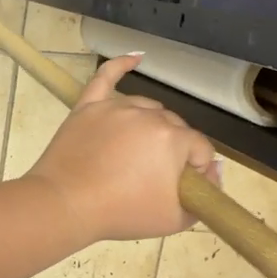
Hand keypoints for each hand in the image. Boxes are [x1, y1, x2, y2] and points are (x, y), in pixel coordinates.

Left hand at [22, 54, 219, 242]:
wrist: (64, 204)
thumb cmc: (120, 213)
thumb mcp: (174, 218)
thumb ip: (203, 196)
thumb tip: (212, 171)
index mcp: (173, 138)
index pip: (200, 148)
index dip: (197, 170)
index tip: (183, 188)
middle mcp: (147, 115)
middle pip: (173, 126)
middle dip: (172, 151)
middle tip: (153, 176)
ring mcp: (115, 108)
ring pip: (146, 108)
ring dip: (151, 125)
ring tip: (139, 151)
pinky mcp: (87, 107)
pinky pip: (105, 77)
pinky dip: (120, 65)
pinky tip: (136, 58)